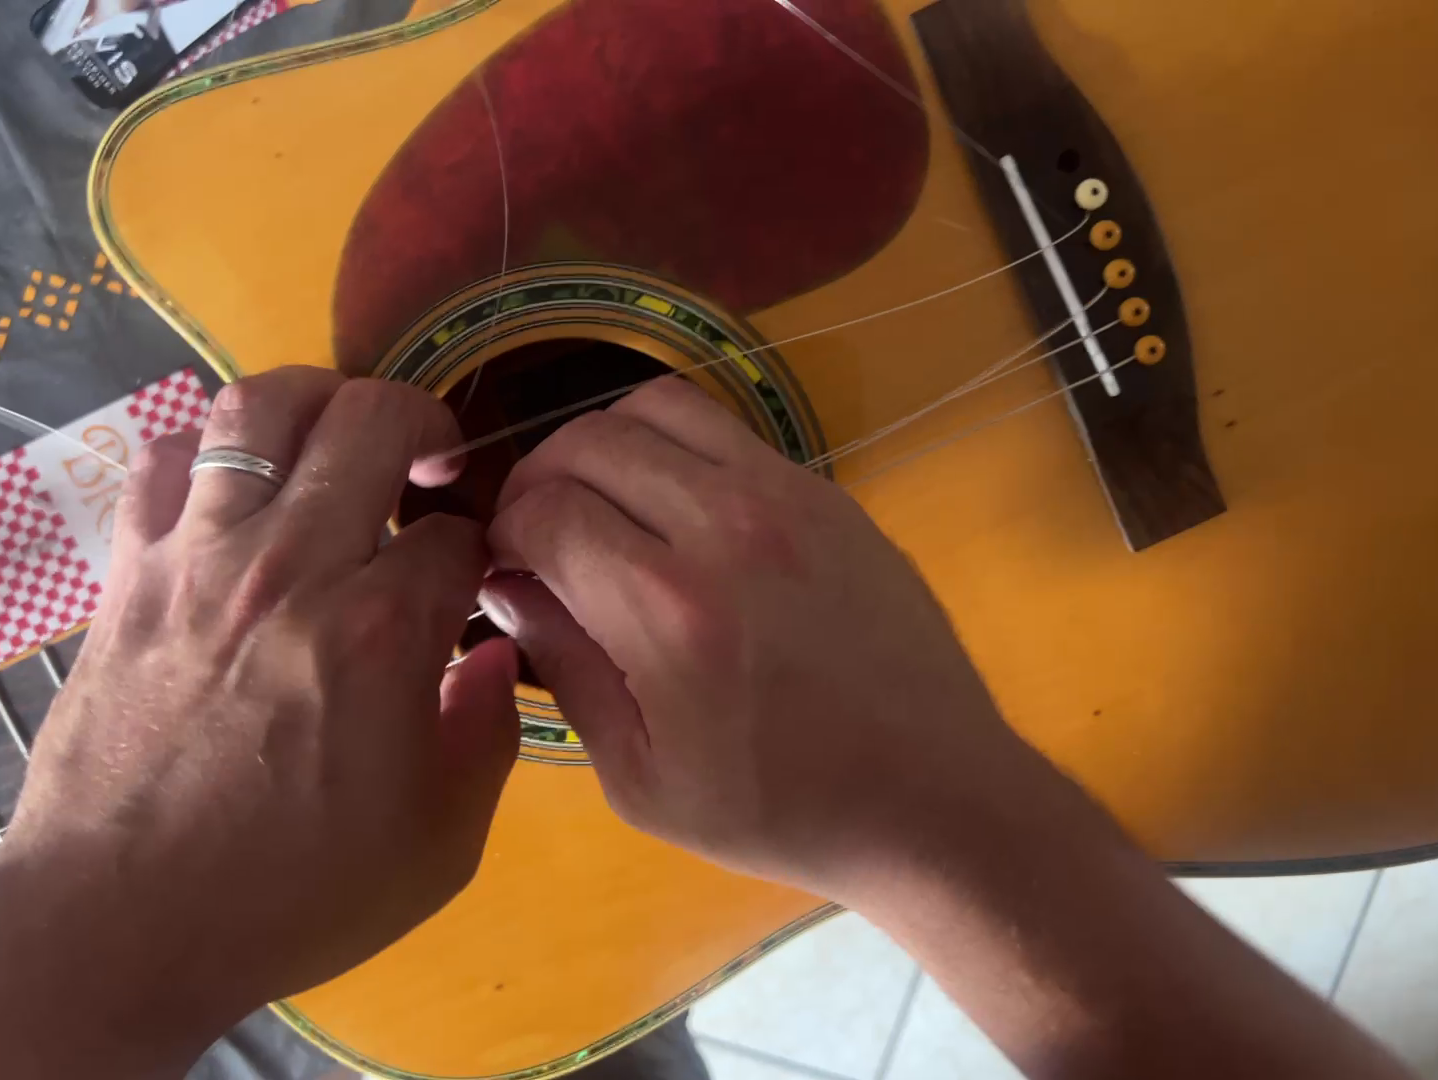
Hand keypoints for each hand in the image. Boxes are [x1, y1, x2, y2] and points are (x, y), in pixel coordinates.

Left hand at [0, 370, 517, 1041]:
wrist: (114, 933)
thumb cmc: (298, 889)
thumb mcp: (444, 838)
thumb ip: (494, 728)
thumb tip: (497, 648)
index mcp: (382, 634)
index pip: (456, 534)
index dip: (481, 544)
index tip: (475, 575)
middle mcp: (294, 569)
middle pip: (375, 420)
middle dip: (426, 425)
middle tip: (435, 466)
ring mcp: (200, 559)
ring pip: (265, 406)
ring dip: (327, 402)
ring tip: (348, 441)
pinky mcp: (131, 572)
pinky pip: (171, 457)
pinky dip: (223, 449)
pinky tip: (253, 490)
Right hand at [482, 377, 1030, 900]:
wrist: (931, 793)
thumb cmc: (781, 808)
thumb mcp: (642, 778)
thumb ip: (564, 668)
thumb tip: (508, 589)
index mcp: (668, 610)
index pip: (546, 511)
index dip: (506, 531)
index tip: (508, 565)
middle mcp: (724, 526)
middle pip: (589, 441)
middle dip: (538, 477)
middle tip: (540, 530)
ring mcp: (785, 494)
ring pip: (656, 407)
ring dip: (604, 443)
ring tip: (601, 500)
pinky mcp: (825, 490)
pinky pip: (723, 428)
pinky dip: (672, 445)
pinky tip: (675, 503)